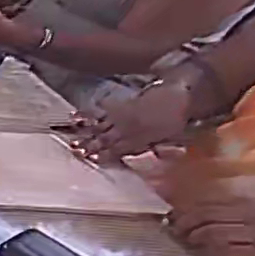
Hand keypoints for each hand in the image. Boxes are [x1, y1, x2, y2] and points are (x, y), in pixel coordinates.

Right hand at [75, 78, 191, 161]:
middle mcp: (126, 128)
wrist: (182, 96)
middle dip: (89, 144)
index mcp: (139, 140)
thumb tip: (143, 153)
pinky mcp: (123, 103)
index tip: (90, 159)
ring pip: (101, 124)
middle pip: (104, 138)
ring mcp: (122, 115)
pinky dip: (95, 109)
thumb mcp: (171, 138)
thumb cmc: (180, 121)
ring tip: (73, 130)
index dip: (103, 155)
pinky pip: (105, 108)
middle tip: (74, 149)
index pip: (116, 150)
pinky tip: (86, 110)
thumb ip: (153, 147)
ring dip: (87, 128)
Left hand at [166, 192, 254, 255]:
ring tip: (189, 246)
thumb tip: (194, 215)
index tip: (171, 219)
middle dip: (183, 225)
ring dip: (193, 241)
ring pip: (212, 233)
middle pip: (204, 216)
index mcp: (251, 205)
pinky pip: (227, 252)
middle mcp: (254, 216)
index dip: (183, 212)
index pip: (206, 204)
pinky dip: (211, 255)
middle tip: (174, 234)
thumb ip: (234, 214)